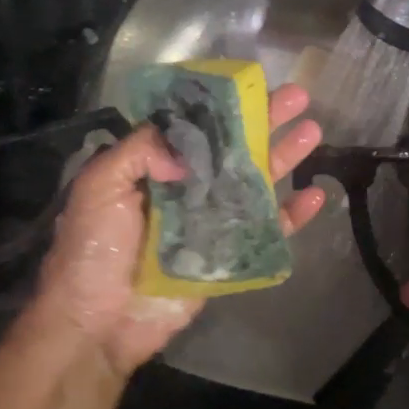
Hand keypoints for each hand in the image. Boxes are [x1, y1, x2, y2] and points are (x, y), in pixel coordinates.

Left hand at [31, 84, 325, 376]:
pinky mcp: (229, 256)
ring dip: (285, 155)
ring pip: (256, 181)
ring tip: (312, 130)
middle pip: (235, 147)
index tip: (254, 83)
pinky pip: (267, 230)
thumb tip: (191, 147)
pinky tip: (316, 195)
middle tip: (298, 96)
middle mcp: (189, 186)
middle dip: (267, 120)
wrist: (95, 325)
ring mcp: (212, 221)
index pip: (199, 126)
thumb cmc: (92, 249)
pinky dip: (293, 214)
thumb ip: (142, 149)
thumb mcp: (100, 184)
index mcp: (157, 166)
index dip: (227, 104)